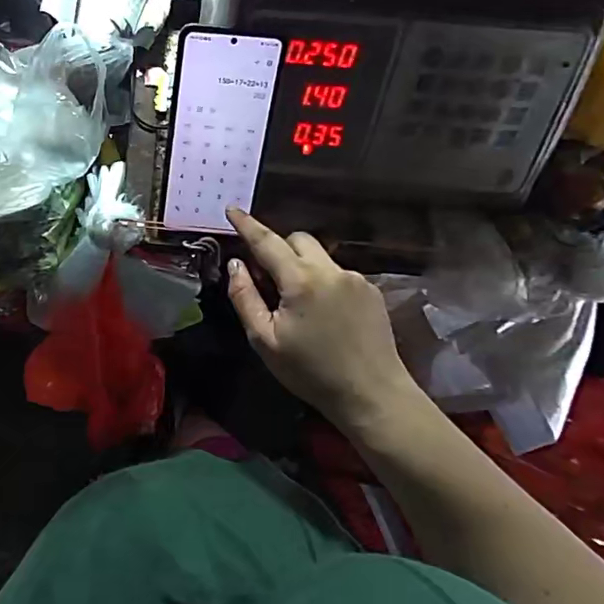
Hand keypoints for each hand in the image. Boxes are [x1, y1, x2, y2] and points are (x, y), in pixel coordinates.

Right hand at [224, 207, 417, 423]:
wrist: (371, 394)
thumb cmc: (310, 372)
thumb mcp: (264, 340)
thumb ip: (245, 297)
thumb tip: (236, 265)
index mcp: (301, 281)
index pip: (267, 242)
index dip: (247, 224)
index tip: (232, 209)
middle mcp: (330, 271)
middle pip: (298, 240)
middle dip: (278, 249)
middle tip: (267, 279)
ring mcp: (355, 279)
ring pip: (320, 257)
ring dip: (301, 266)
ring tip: (297, 304)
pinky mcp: (371, 291)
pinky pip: (338, 274)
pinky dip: (322, 282)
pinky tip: (322, 314)